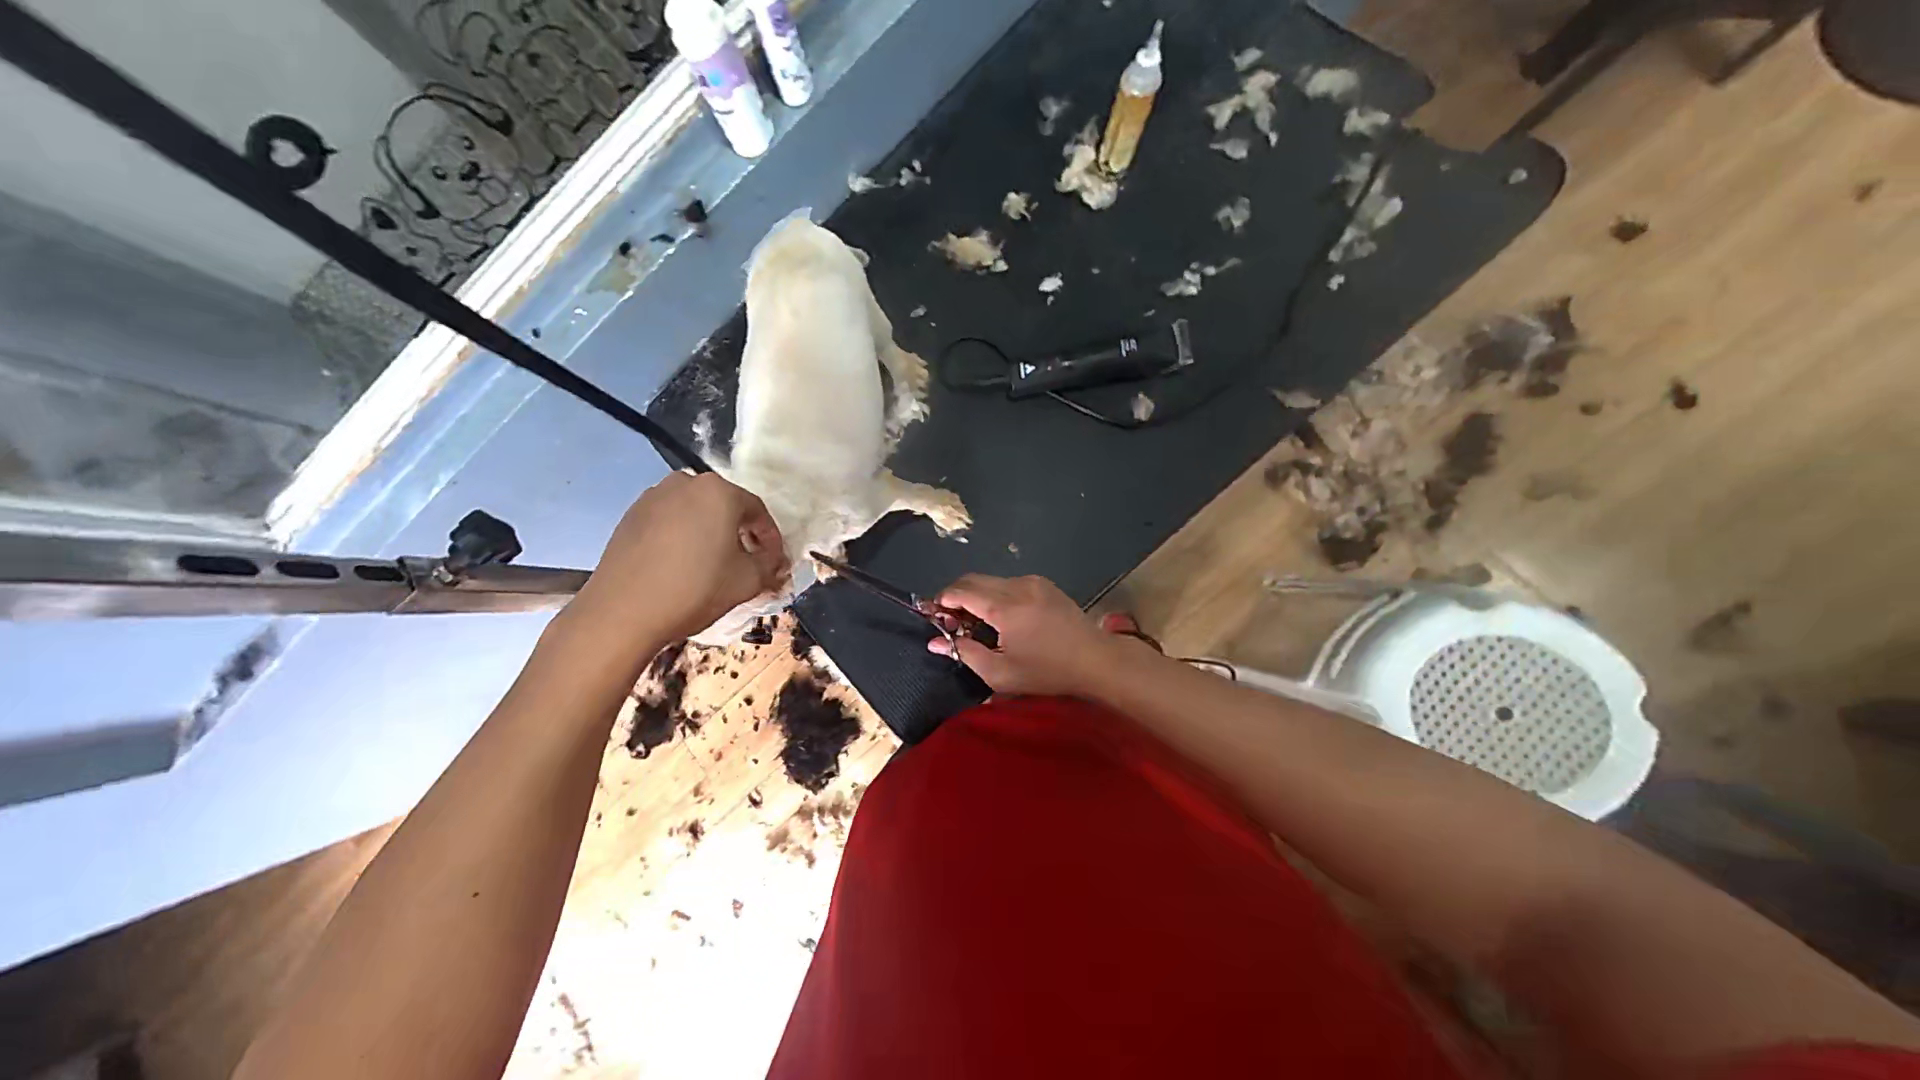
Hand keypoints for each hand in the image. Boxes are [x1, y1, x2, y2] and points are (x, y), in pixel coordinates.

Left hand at [573, 471, 788, 641]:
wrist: (622, 612)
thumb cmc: (694, 590)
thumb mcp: (748, 581)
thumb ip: (770, 564)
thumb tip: (775, 560)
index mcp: (719, 491)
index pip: (757, 511)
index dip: (771, 538)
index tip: (775, 562)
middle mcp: (685, 483)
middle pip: (725, 507)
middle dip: (740, 534)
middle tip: (747, 563)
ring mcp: (653, 497)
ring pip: (695, 513)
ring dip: (710, 534)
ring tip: (713, 566)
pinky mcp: (630, 516)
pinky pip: (669, 522)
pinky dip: (682, 538)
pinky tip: (682, 566)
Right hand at [925, 574, 1120, 696]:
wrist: (1095, 661)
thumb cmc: (1047, 672)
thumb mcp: (1000, 673)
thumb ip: (964, 652)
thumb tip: (936, 641)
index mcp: (1004, 605)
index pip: (960, 591)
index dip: (941, 601)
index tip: (933, 617)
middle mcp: (1017, 585)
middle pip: (973, 580)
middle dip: (956, 597)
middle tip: (950, 622)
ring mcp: (1033, 582)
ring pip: (991, 580)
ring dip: (976, 596)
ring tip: (975, 623)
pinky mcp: (1045, 585)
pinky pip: (1009, 583)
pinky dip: (996, 595)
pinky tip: (1001, 619)